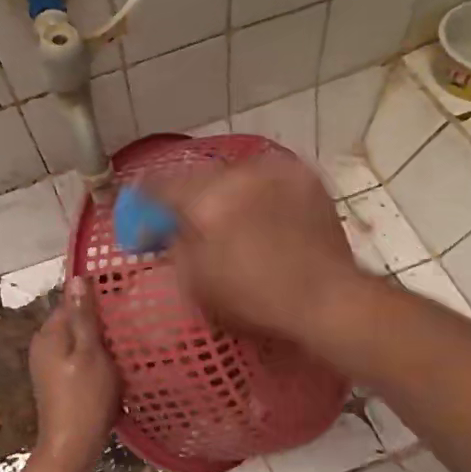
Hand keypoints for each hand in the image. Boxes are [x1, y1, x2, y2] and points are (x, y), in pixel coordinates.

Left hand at [28, 277, 119, 470]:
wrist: (72, 446)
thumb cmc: (84, 397)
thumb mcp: (90, 352)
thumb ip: (83, 316)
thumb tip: (76, 278)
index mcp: (49, 334)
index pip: (72, 301)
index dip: (98, 298)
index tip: (127, 298)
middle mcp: (43, 345)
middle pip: (75, 320)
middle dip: (101, 318)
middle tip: (133, 318)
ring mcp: (49, 364)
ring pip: (78, 339)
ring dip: (100, 338)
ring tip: (129, 337)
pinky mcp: (58, 380)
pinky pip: (79, 356)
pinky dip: (96, 355)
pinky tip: (116, 361)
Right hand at [146, 156, 365, 339]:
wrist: (328, 298)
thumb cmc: (257, 300)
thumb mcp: (198, 283)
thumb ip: (175, 247)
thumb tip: (165, 230)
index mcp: (206, 200)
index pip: (159, 186)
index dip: (144, 199)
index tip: (142, 215)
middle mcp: (239, 174)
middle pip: (200, 178)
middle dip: (191, 198)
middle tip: (191, 220)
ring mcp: (276, 171)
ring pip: (237, 175)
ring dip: (228, 193)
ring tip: (234, 218)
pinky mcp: (305, 177)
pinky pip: (270, 178)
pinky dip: (261, 192)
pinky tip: (265, 213)